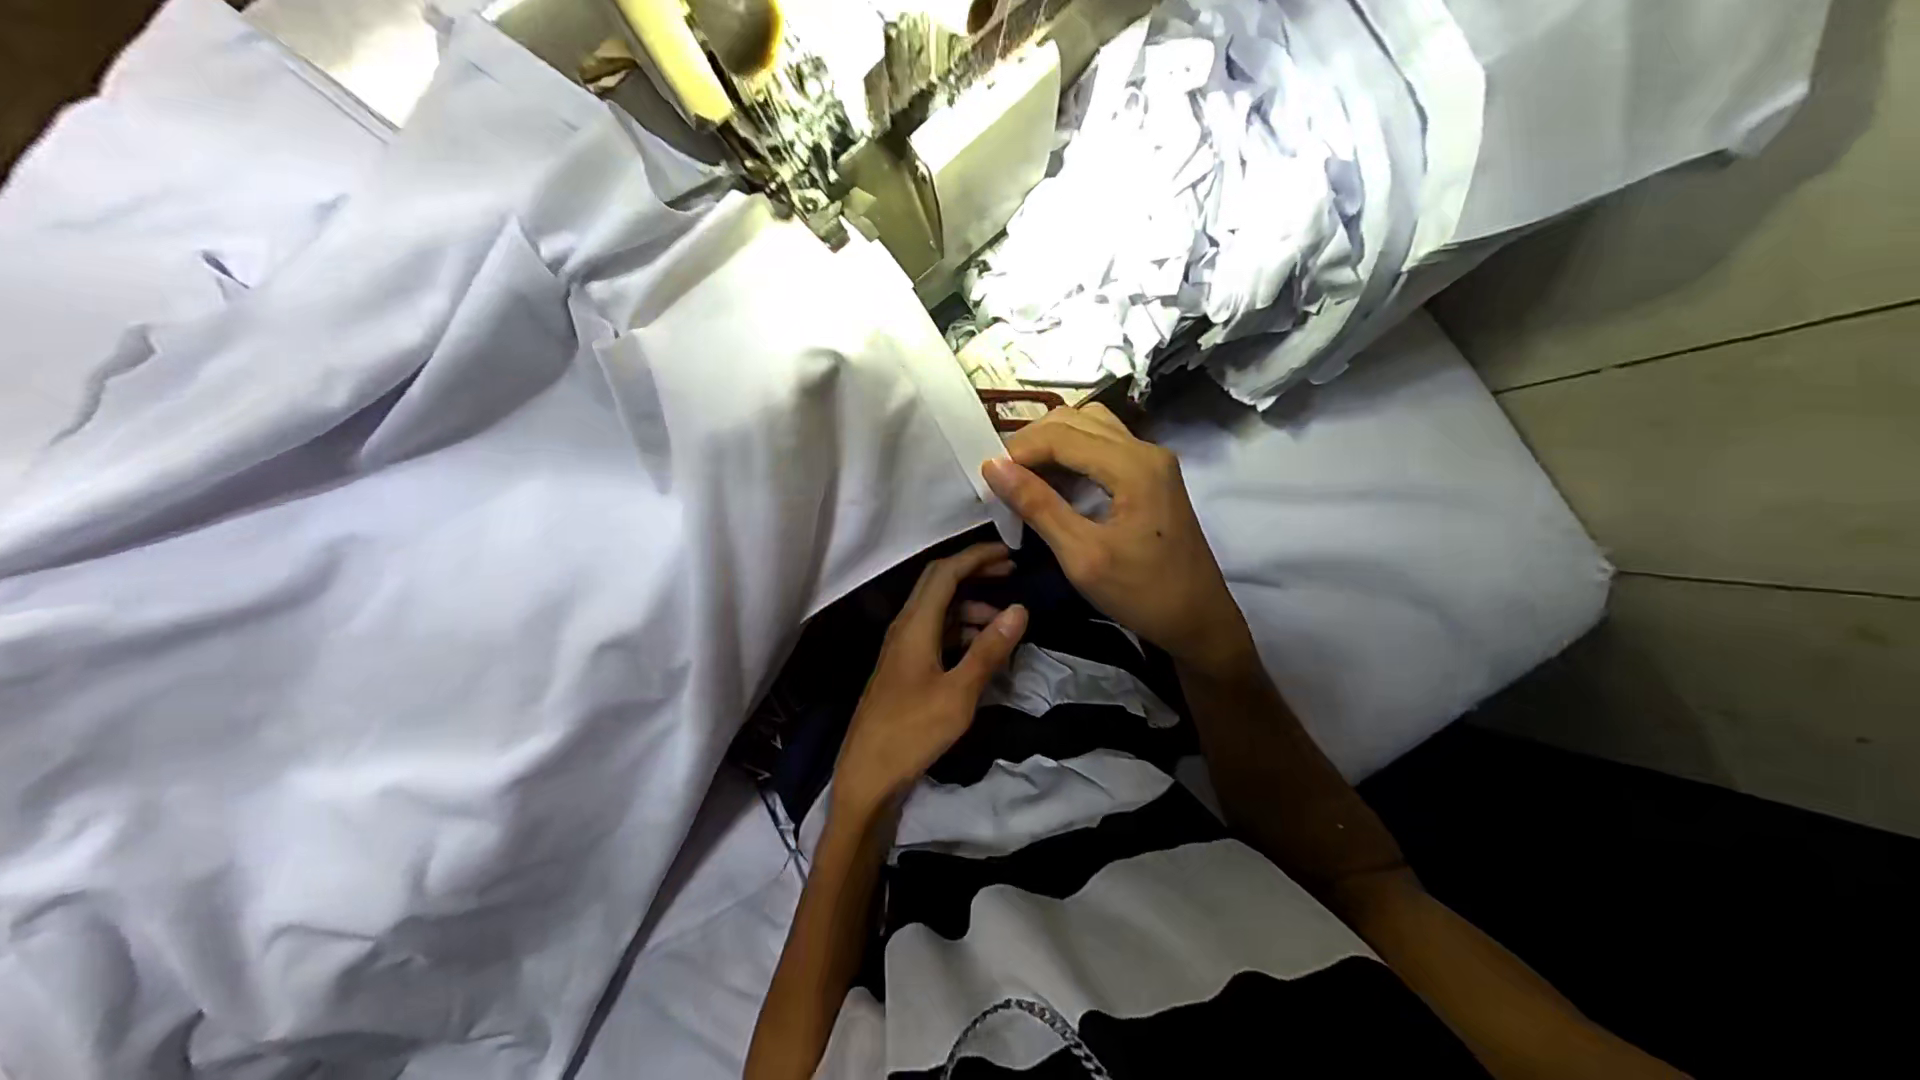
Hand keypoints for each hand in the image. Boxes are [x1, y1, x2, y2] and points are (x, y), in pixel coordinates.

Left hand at [833, 543, 1028, 816]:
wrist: (868, 776)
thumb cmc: (912, 733)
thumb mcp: (959, 693)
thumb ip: (989, 650)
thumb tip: (1020, 609)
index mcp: (915, 625)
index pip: (945, 572)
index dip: (977, 556)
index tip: (1010, 552)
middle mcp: (905, 628)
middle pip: (939, 584)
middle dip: (975, 573)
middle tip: (1011, 574)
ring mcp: (902, 648)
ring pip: (939, 612)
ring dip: (971, 608)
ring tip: (1005, 625)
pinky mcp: (904, 668)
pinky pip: (936, 635)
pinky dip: (961, 632)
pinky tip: (982, 651)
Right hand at [982, 404, 1254, 672]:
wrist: (1198, 620)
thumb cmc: (1140, 594)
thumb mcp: (1082, 555)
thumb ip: (1038, 506)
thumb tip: (993, 466)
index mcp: (1133, 466)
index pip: (1061, 435)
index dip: (1019, 450)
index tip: (988, 477)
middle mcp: (1145, 450)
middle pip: (1076, 420)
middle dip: (1033, 442)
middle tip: (1003, 477)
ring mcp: (1152, 460)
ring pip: (1091, 426)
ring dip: (1053, 443)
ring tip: (1026, 476)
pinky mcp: (1152, 474)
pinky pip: (1105, 445)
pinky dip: (1073, 453)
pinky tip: (1054, 480)